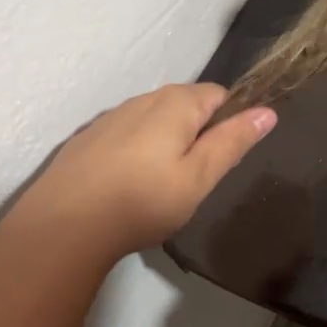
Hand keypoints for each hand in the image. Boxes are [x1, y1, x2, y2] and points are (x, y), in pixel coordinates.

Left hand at [15, 83, 274, 260]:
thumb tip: (268, 111)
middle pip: (186, 105)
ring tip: (158, 186)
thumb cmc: (141, 202)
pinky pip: (125, 136)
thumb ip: (234, 141)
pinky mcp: (84, 141)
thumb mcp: (199, 177)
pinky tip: (124, 187)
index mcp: (177, 103)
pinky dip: (134, 153)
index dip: (228, 123)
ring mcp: (109, 118)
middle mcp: (144, 100)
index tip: (220, 159)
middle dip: (196, 132)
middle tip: (192, 178)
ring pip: (153, 121)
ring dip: (164, 142)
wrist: (57, 231)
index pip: (220, 95)